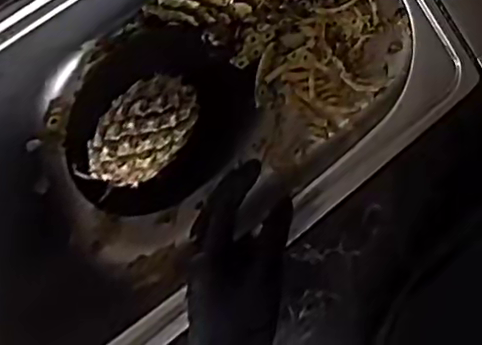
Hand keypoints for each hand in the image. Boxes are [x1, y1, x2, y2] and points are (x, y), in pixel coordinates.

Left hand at [188, 160, 292, 344]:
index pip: (224, 207)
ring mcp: (201, 272)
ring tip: (248, 192)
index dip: (241, 183)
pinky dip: (231, 224)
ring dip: (229, 206)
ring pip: (211, 228)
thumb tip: (283, 198)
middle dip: (230, 189)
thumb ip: (273, 233)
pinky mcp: (207, 283)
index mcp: (210, 253)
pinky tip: (246, 228)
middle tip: (251, 171)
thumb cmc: (244, 317)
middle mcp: (199, 258)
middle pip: (211, 214)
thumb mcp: (265, 273)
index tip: (259, 164)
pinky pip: (216, 241)